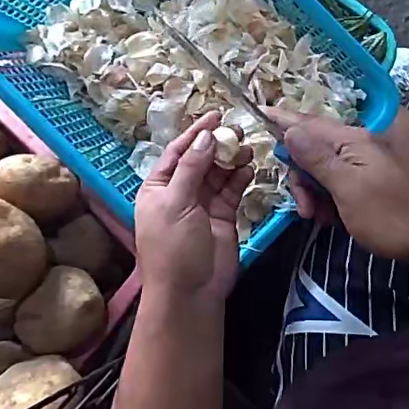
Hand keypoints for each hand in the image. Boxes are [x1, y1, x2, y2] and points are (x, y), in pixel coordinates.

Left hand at [134, 111, 254, 305]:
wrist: (190, 292)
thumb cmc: (173, 247)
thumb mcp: (176, 202)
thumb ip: (192, 168)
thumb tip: (206, 137)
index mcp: (158, 187)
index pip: (178, 152)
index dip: (196, 134)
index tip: (215, 116)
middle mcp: (180, 192)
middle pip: (201, 159)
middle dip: (218, 144)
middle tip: (238, 130)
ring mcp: (203, 204)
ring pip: (219, 173)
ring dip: (232, 159)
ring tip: (247, 147)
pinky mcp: (223, 216)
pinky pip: (232, 190)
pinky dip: (241, 177)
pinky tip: (250, 167)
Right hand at [271, 111, 408, 264]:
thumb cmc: (388, 215)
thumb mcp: (347, 187)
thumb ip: (318, 158)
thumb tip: (291, 129)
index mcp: (351, 140)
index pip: (308, 124)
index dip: (282, 119)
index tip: (257, 111)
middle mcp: (354, 147)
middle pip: (309, 150)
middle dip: (299, 177)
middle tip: (305, 209)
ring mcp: (360, 166)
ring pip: (319, 171)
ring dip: (312, 194)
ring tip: (319, 218)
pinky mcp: (363, 184)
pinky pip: (333, 185)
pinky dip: (326, 201)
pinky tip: (331, 219)